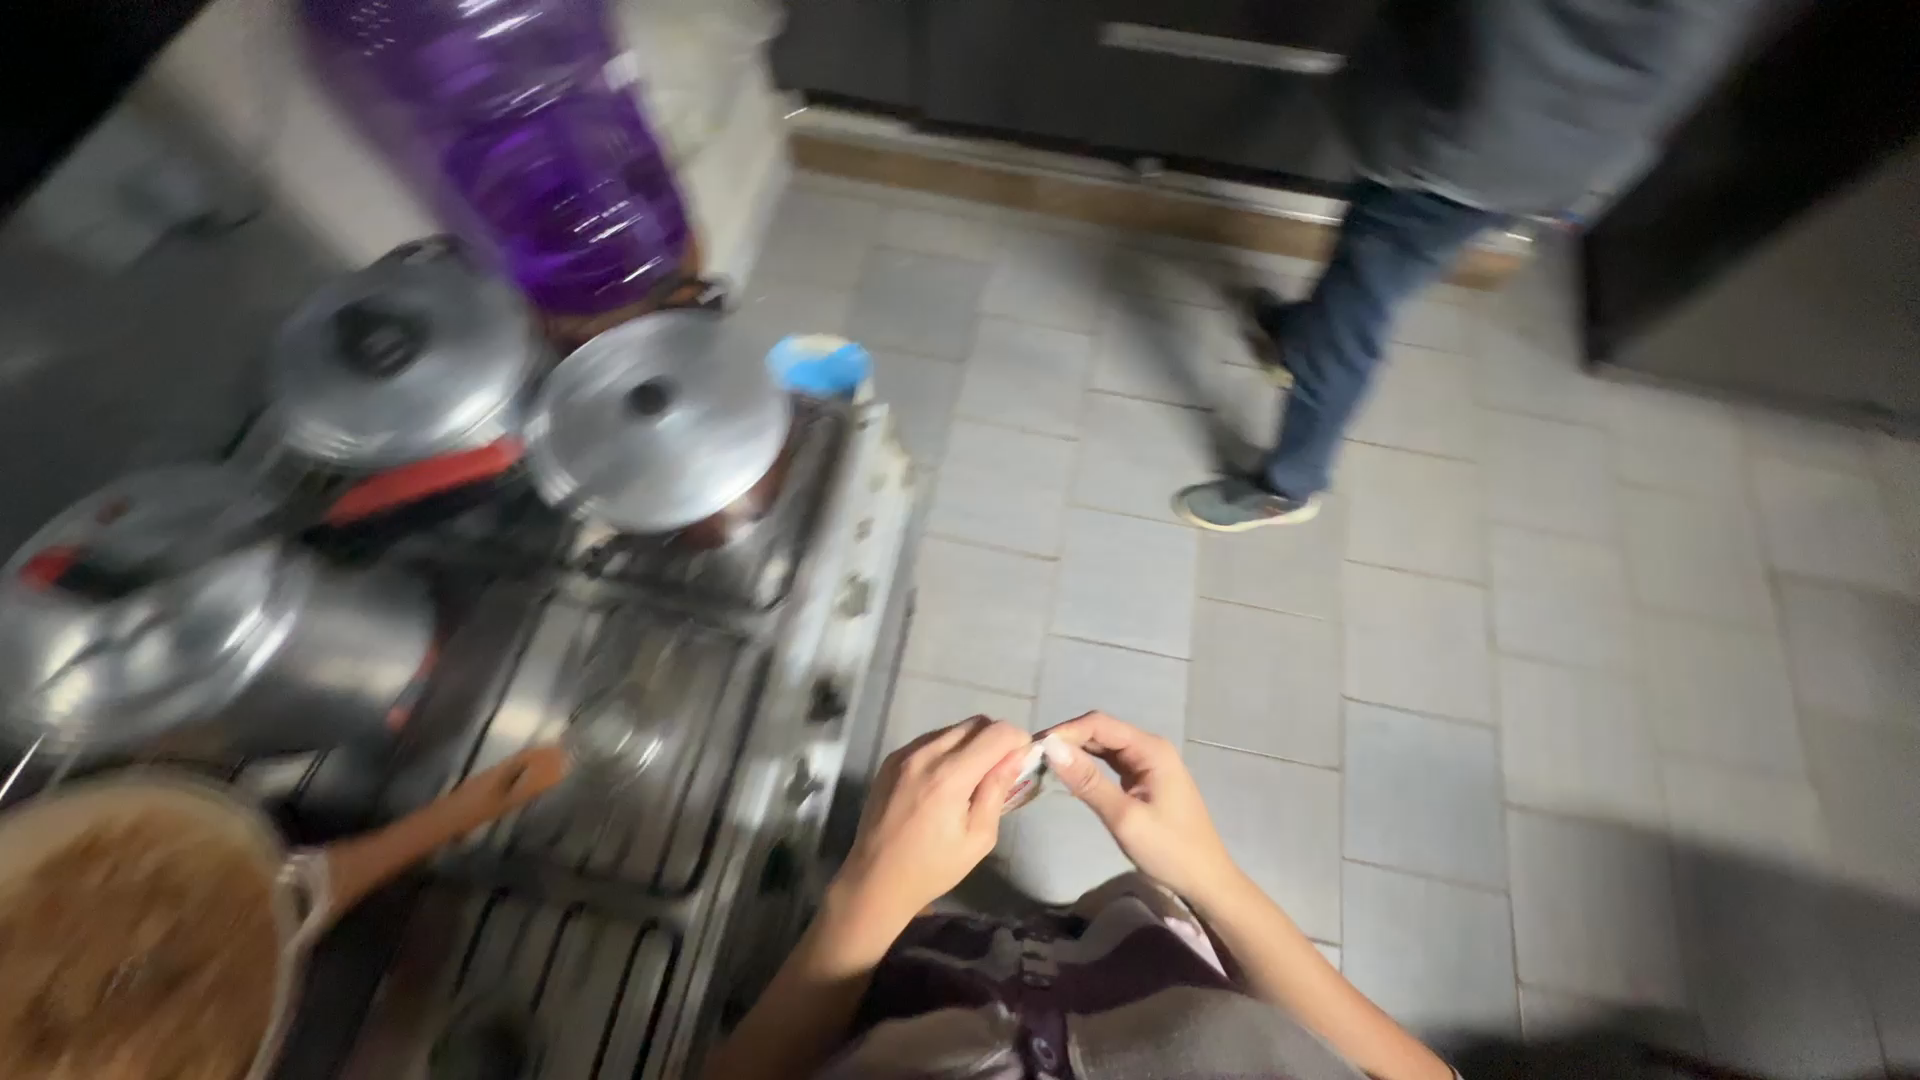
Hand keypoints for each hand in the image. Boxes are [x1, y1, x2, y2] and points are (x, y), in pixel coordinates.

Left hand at [832, 716, 1031, 927]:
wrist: (875, 879)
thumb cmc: (933, 867)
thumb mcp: (978, 837)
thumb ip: (997, 790)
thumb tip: (1016, 755)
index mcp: (949, 776)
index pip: (996, 733)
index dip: (1018, 740)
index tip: (1022, 759)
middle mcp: (925, 754)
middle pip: (975, 723)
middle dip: (996, 739)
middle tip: (1001, 768)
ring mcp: (904, 753)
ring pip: (952, 728)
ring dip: (971, 743)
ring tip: (972, 777)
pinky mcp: (891, 759)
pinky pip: (930, 740)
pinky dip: (947, 749)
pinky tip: (945, 779)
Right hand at [1038, 711, 1239, 901]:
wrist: (1207, 881)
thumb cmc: (1170, 850)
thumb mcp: (1124, 817)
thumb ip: (1088, 781)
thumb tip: (1051, 748)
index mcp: (1151, 749)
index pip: (1099, 724)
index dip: (1065, 731)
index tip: (1033, 746)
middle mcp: (1149, 747)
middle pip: (1101, 730)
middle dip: (1067, 739)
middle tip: (1031, 755)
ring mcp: (1147, 763)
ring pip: (1103, 746)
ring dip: (1075, 751)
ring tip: (1042, 762)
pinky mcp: (1143, 778)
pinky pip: (1110, 762)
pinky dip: (1088, 764)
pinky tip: (1068, 772)